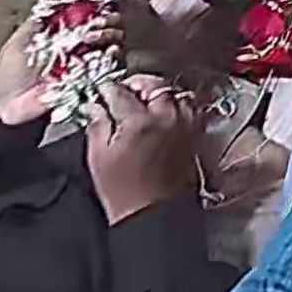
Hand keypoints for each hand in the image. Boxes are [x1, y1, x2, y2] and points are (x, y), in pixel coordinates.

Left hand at [0, 12, 124, 125]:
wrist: (6, 107)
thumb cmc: (7, 75)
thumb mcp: (18, 42)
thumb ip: (37, 22)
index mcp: (66, 34)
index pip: (91, 13)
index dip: (99, 6)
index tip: (102, 2)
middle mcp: (82, 44)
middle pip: (108, 24)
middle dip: (108, 20)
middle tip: (102, 22)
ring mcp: (90, 59)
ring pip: (115, 40)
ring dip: (110, 35)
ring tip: (98, 38)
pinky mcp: (95, 75)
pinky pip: (114, 62)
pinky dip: (115, 54)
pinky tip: (110, 51)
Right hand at [86, 74, 201, 224]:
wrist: (152, 206)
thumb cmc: (122, 188)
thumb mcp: (99, 157)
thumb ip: (98, 125)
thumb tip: (94, 105)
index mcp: (139, 121)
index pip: (121, 92)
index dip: (108, 89)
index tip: (101, 89)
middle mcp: (167, 114)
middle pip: (152, 84)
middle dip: (136, 85)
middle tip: (122, 92)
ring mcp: (185, 117)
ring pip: (172, 90)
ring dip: (157, 91)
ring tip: (142, 101)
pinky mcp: (196, 123)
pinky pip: (188, 101)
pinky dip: (175, 101)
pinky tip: (162, 110)